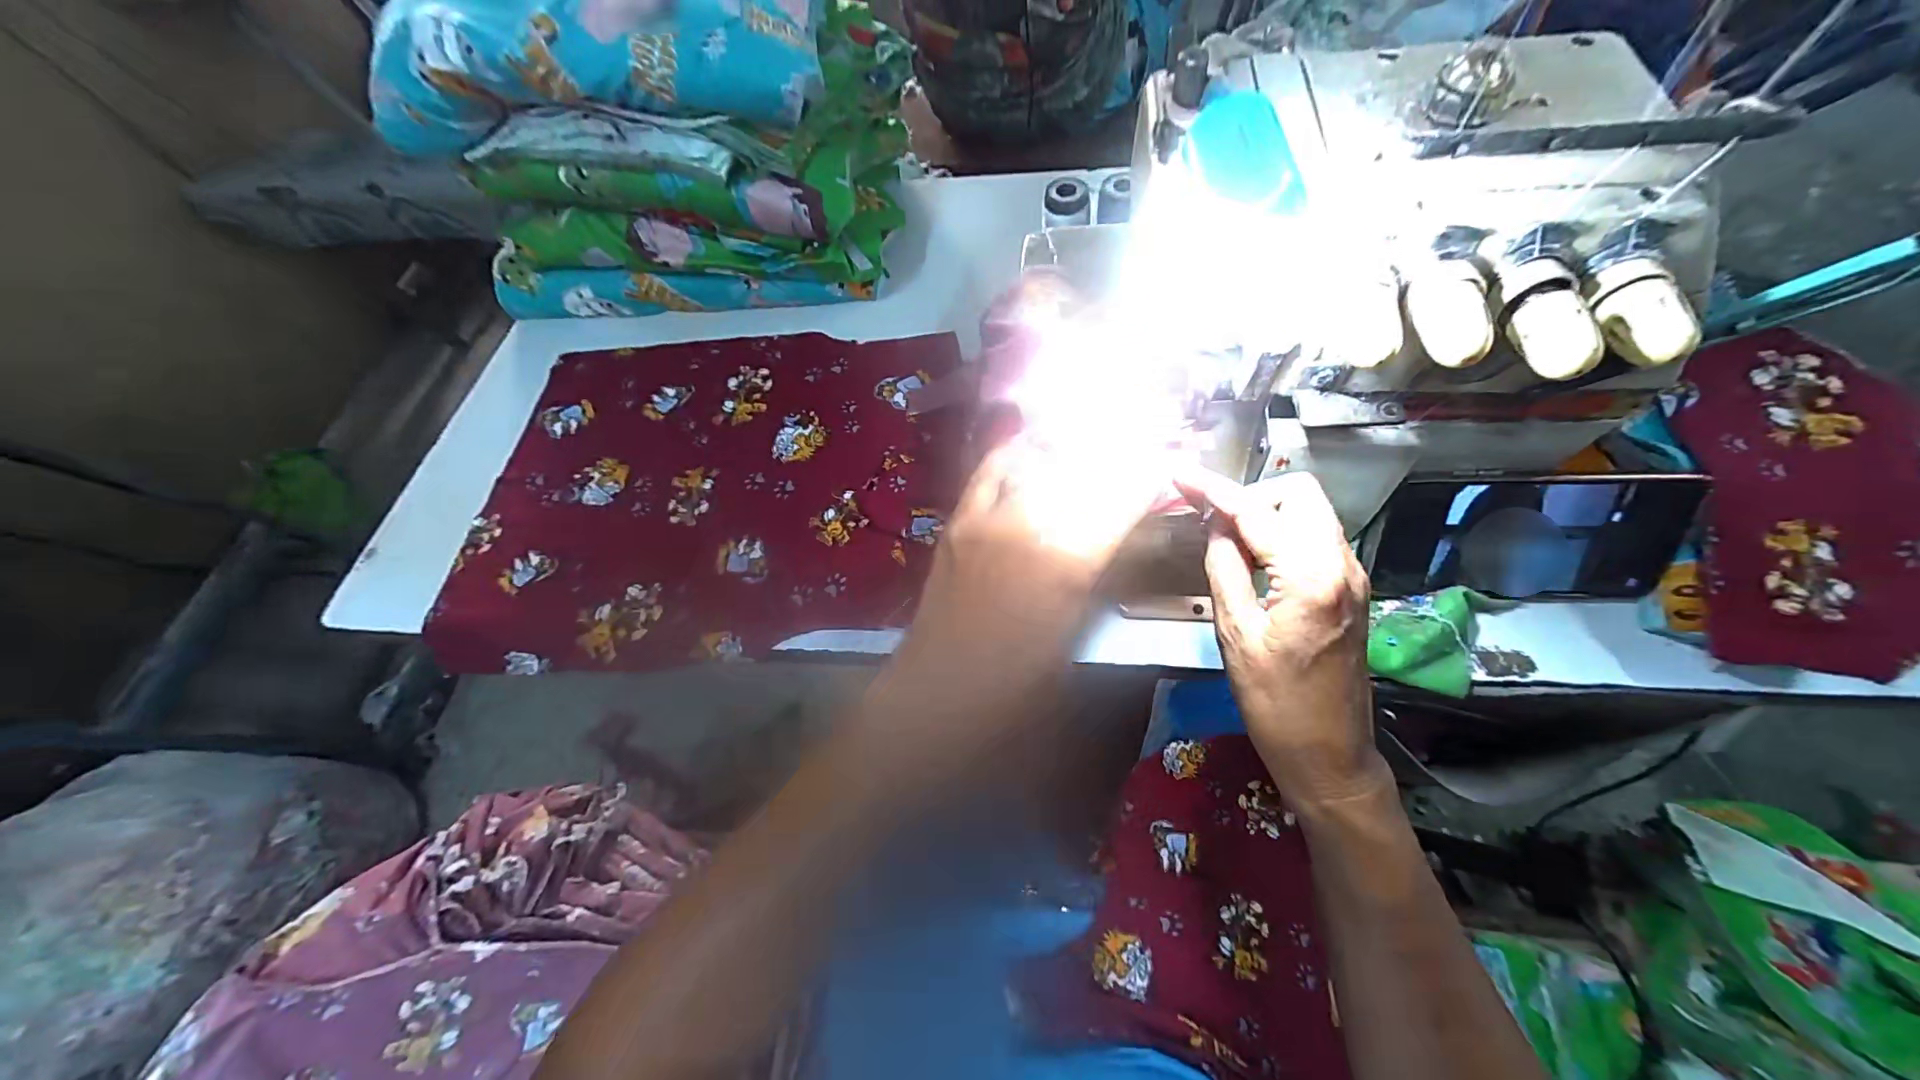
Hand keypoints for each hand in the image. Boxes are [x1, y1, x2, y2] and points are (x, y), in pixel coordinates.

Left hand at [860, 440, 1164, 770]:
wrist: (938, 694)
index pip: (1123, 496)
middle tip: (1137, 456)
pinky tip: (1034, 446)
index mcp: (1069, 561)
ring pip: (1039, 459)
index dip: (1149, 475)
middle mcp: (1030, 523)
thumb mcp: (1076, 633)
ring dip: (1071, 449)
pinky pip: (991, 469)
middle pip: (1085, 467)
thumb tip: (1124, 542)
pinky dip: (1018, 452)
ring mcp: (988, 517)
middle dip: (1119, 456)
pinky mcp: (959, 520)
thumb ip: (1102, 579)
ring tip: (1093, 445)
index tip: (1166, 467)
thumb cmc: (1017, 686)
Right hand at [1176, 468, 1387, 808]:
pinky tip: (1257, 565)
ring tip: (1231, 549)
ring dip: (1269, 516)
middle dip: (1254, 497)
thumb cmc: (1275, 703)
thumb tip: (1216, 525)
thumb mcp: (1235, 634)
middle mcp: (1342, 565)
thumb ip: (1225, 568)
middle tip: (1216, 528)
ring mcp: (1353, 577)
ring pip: (1311, 513)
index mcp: (1310, 576)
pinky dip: (1284, 537)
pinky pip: (1316, 540)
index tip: (1181, 474)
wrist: (1329, 753)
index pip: (1257, 511)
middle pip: (1300, 493)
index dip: (1214, 489)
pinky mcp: (1351, 591)